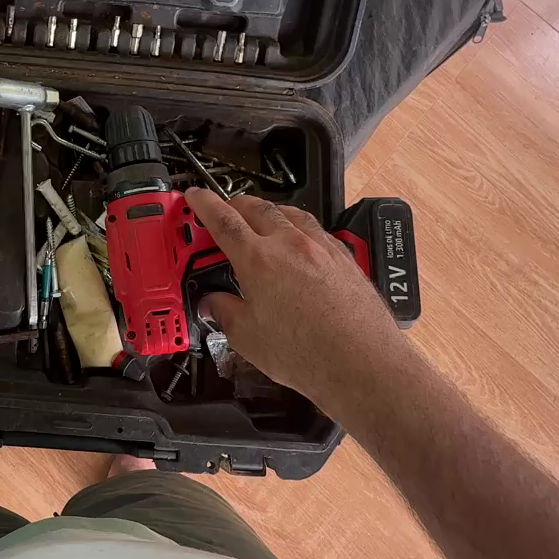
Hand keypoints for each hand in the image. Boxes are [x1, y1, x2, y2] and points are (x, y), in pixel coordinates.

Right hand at [184, 188, 410, 400]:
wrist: (362, 363)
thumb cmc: (308, 353)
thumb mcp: (246, 337)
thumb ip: (224, 312)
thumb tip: (214, 303)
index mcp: (258, 260)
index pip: (223, 220)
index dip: (204, 203)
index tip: (196, 195)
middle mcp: (290, 244)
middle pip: (256, 207)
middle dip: (234, 205)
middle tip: (223, 214)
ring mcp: (321, 248)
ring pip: (289, 212)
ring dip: (267, 212)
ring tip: (259, 224)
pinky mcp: (344, 258)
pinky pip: (315, 229)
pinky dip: (298, 228)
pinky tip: (297, 244)